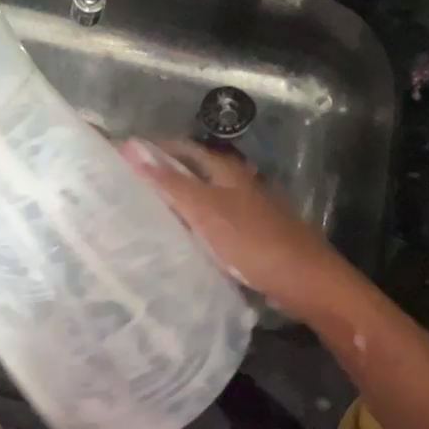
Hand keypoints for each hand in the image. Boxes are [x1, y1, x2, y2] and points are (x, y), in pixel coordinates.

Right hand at [121, 139, 353, 323]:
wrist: (305, 281)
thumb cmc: (252, 241)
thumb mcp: (204, 210)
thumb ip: (168, 181)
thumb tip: (130, 147)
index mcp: (227, 171)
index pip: (183, 148)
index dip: (155, 148)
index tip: (123, 157)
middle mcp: (239, 183)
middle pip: (195, 170)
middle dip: (164, 173)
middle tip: (130, 185)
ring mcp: (248, 209)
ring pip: (206, 196)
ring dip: (180, 199)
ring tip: (148, 211)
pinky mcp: (253, 234)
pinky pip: (215, 221)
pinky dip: (195, 223)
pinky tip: (183, 238)